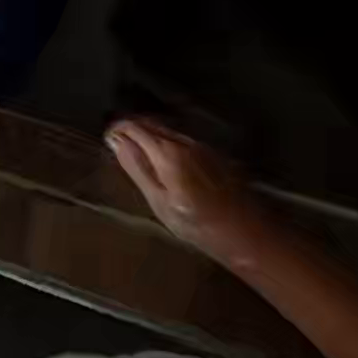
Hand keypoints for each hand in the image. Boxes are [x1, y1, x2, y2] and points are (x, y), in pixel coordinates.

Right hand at [106, 118, 264, 259]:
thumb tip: (115, 140)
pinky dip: (163, 139)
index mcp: (166, 151)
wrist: (250, 235)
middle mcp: (183, 140)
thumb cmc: (199, 226)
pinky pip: (179, 136)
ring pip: (165, 127)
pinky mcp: (212, 152)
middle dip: (130, 127)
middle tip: (117, 141)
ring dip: (147, 131)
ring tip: (136, 149)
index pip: (133, 126)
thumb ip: (136, 168)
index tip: (106, 138)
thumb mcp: (160, 202)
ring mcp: (200, 144)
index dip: (116, 128)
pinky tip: (162, 157)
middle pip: (149, 122)